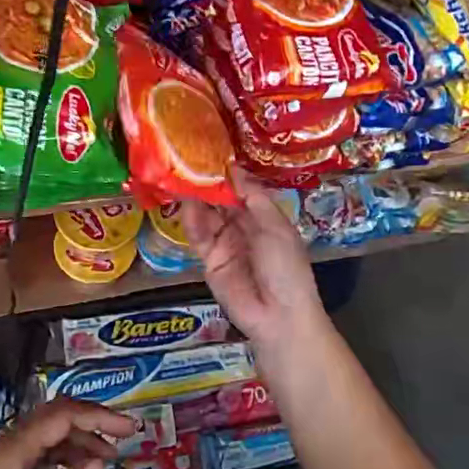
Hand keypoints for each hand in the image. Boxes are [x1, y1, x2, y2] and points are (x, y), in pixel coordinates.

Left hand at [0, 398, 134, 468]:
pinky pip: (38, 456)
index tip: (132, 428)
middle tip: (126, 438)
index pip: (62, 416)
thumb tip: (102, 464)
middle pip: (55, 417)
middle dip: (92, 421)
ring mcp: (1, 463)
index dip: (99, 415)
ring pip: (48, 436)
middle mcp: (6, 448)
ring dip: (80, 441)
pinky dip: (64, 459)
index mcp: (10, 453)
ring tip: (109, 462)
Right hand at [179, 166, 329, 351]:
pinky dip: (191, 220)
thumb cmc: (286, 267)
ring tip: (182, 177)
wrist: (278, 315)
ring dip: (196, 198)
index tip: (213, 152)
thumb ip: (253, 197)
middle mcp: (243, 227)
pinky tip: (186, 204)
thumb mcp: (275, 227)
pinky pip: (198, 235)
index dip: (229, 175)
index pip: (243, 191)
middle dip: (208, 183)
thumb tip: (235, 169)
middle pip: (221, 201)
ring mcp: (224, 243)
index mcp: (264, 218)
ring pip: (207, 215)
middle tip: (190, 161)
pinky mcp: (208, 259)